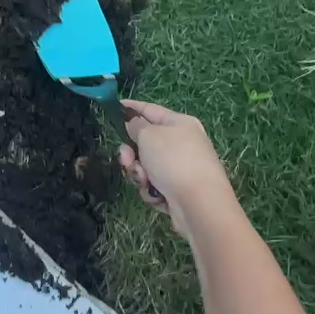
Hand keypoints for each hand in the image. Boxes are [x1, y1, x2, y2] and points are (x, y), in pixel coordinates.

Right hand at [115, 100, 234, 237]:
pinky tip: (156, 194)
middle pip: (146, 142)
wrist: (201, 205)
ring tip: (142, 179)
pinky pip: (156, 184)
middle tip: (125, 159)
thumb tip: (134, 125)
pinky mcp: (181, 191)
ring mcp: (183, 169)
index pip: (149, 110)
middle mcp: (183, 143)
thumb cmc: (173, 160)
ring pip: (147, 165)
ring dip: (139, 172)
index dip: (131, 108)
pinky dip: (151, 188)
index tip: (113, 108)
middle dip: (131, 151)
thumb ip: (135, 125)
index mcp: (179, 123)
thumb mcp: (148, 135)